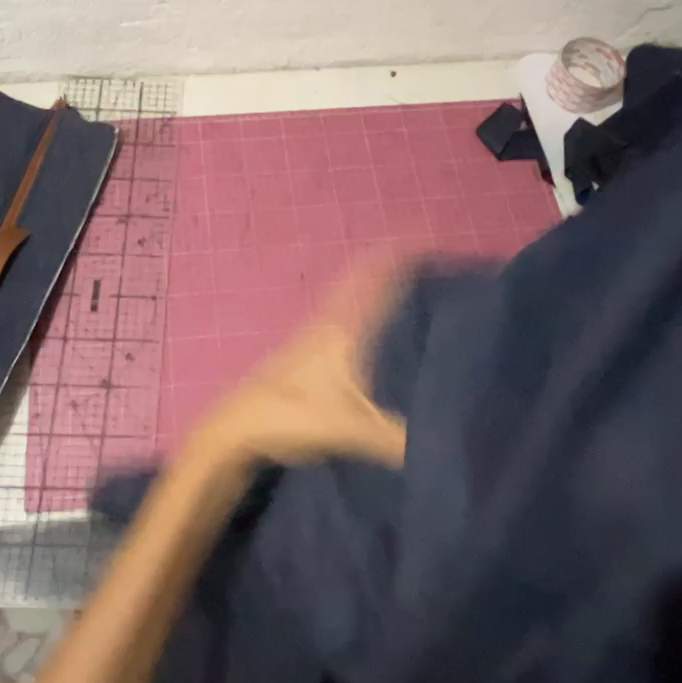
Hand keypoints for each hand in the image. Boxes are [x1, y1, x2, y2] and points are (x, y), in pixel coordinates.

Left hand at [185, 254, 410, 470]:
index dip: (400, 255)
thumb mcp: (349, 429)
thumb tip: (447, 444)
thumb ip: (396, 438)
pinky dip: (361, 308)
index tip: (430, 238)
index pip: (374, 277)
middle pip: (361, 279)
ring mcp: (311, 337)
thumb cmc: (289, 417)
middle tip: (427, 259)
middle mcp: (327, 322)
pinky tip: (370, 327)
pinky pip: (341, 317)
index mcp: (341, 328)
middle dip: (393, 265)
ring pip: (350, 297)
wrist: (234, 431)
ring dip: (375, 285)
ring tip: (408, 285)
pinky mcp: (302, 355)